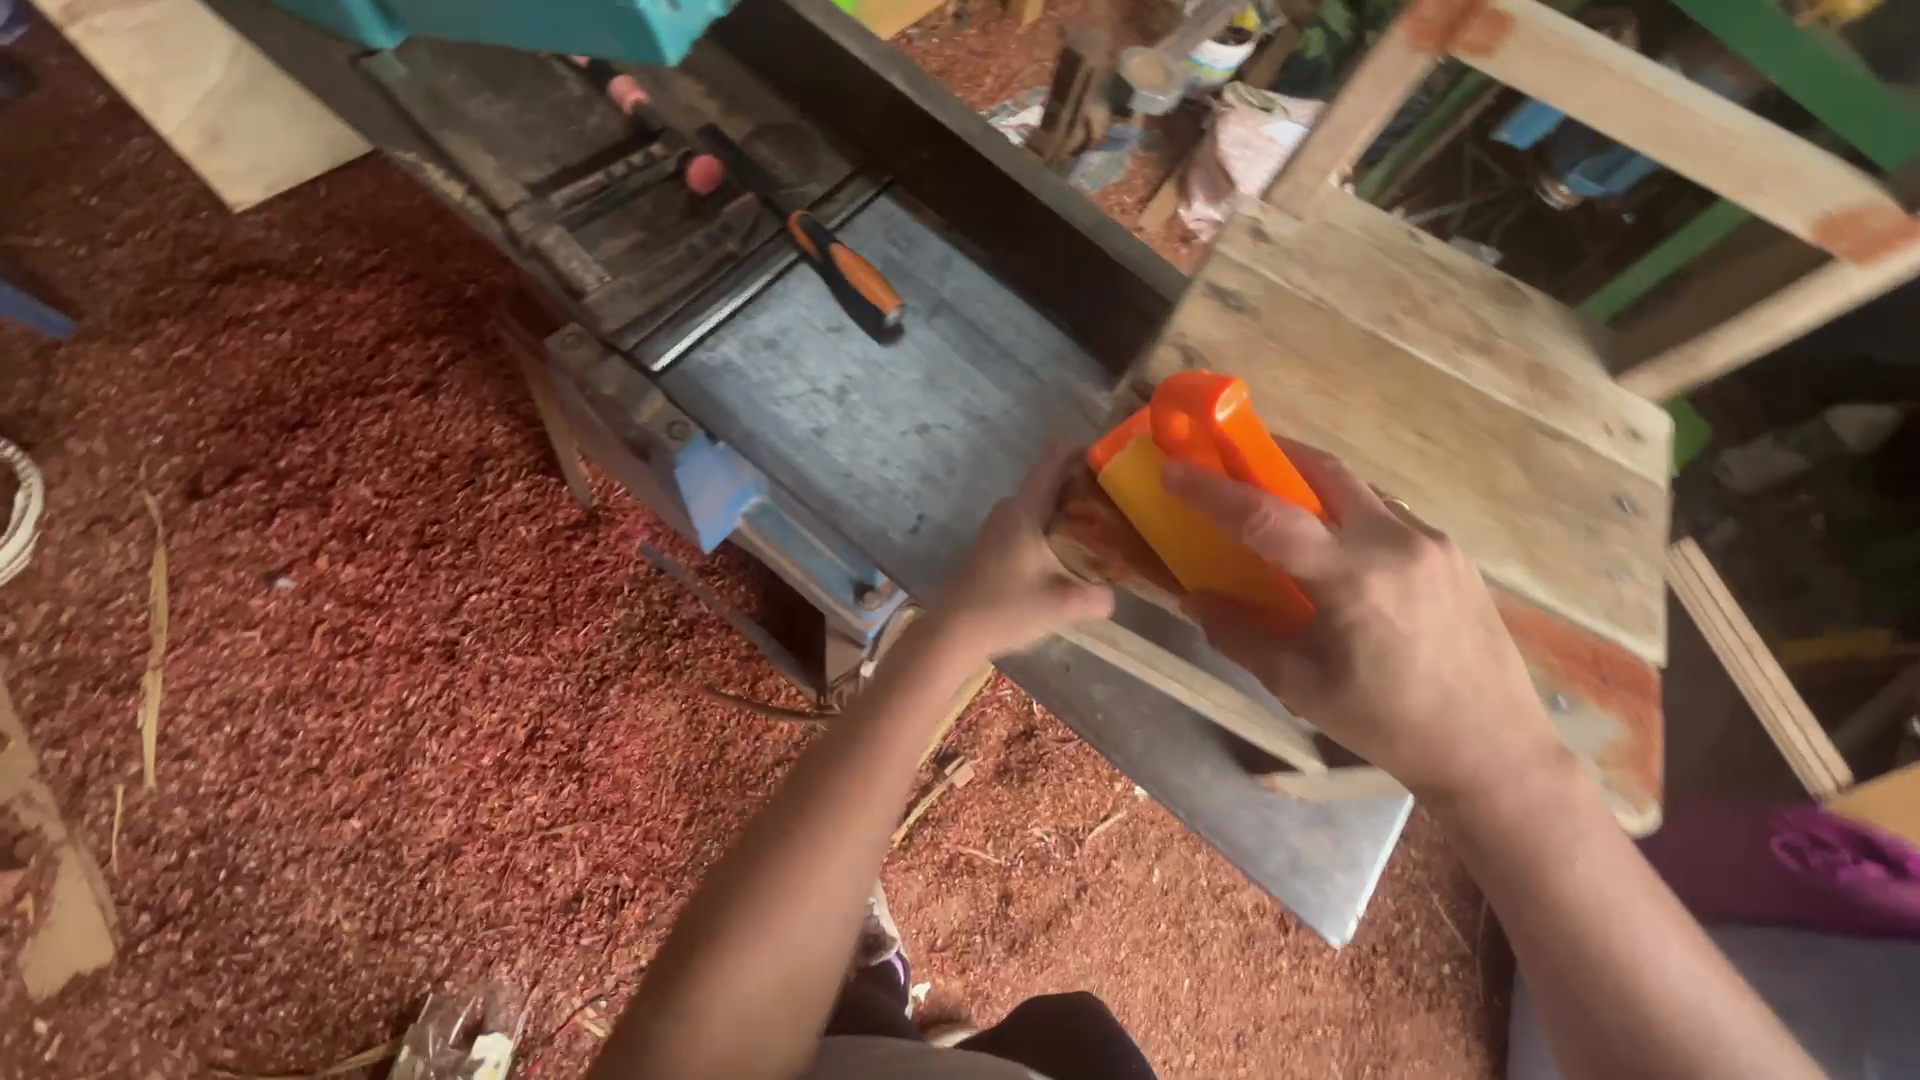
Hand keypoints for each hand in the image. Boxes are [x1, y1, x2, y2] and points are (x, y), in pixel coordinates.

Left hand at [933, 446, 1114, 658]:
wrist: (953, 631)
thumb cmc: (1005, 609)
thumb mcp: (1061, 605)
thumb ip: (1096, 597)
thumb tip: (1111, 597)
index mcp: (1024, 510)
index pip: (1053, 460)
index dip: (1081, 450)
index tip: (1110, 456)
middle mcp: (1009, 510)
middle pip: (1049, 481)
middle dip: (1082, 485)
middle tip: (1117, 498)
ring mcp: (997, 527)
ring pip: (1039, 504)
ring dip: (1067, 509)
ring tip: (1102, 524)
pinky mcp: (993, 545)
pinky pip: (1029, 522)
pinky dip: (1051, 526)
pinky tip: (1070, 550)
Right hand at [1163, 441, 1560, 802]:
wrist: (1493, 749)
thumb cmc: (1388, 725)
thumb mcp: (1301, 687)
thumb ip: (1241, 636)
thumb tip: (1194, 599)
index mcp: (1353, 580)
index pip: (1267, 516)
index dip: (1212, 490)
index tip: (1173, 468)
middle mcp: (1395, 543)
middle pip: (1322, 470)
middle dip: (1270, 454)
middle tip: (1231, 459)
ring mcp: (1431, 542)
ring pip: (1358, 487)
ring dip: (1310, 481)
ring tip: (1279, 502)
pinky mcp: (1452, 552)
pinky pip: (1387, 512)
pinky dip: (1347, 510)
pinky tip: (1334, 544)